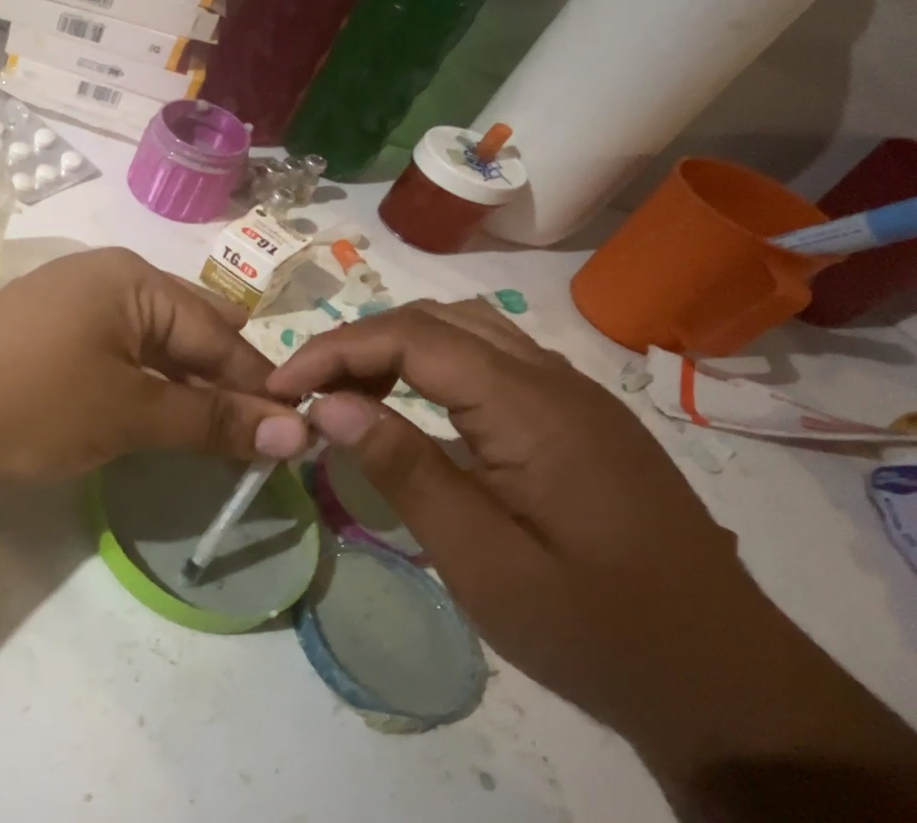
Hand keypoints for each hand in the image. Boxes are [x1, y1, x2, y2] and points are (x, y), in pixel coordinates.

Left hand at [0, 248, 310, 487]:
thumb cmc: (31, 404)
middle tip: (256, 447)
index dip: (259, 390)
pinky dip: (141, 386)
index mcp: (134, 279)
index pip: (220, 335)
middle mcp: (106, 276)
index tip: (298, 440)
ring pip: (151, 346)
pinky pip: (114, 352)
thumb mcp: (128, 414)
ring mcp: (70, 301)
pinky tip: (150, 420)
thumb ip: (211, 420)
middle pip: (188, 332)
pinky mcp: (45, 331)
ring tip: (212, 443)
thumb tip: (296, 433)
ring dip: (182, 390)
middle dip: (223, 386)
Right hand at [265, 301, 915, 792]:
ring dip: (396, 348)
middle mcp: (559, 383)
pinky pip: (494, 361)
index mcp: (535, 410)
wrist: (724, 684)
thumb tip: (329, 405)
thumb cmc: (593, 627)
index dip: (336, 351)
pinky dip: (433, 366)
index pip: (414, 337)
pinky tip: (410, 409)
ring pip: (469, 332)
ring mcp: (578, 399)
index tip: (280, 390)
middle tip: (307, 394)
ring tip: (347, 396)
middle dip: (359, 343)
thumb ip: (405, 471)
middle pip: (439, 319)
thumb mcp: (482, 560)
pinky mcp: (582, 422)